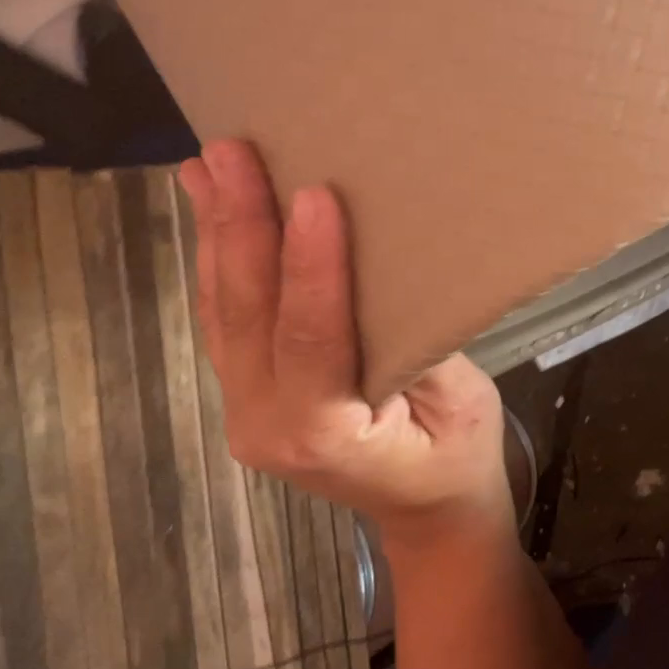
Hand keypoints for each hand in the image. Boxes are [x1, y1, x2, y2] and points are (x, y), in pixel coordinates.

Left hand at [179, 140, 512, 550]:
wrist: (429, 513)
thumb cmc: (459, 460)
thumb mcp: (463, 406)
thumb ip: (422, 350)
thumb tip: (392, 283)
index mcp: (322, 431)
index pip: (310, 334)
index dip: (311, 264)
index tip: (314, 195)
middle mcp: (263, 420)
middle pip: (246, 313)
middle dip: (239, 227)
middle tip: (228, 154)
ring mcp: (248, 407)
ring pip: (224, 312)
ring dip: (218, 235)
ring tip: (205, 168)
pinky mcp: (252, 393)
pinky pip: (229, 323)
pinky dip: (223, 265)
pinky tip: (217, 222)